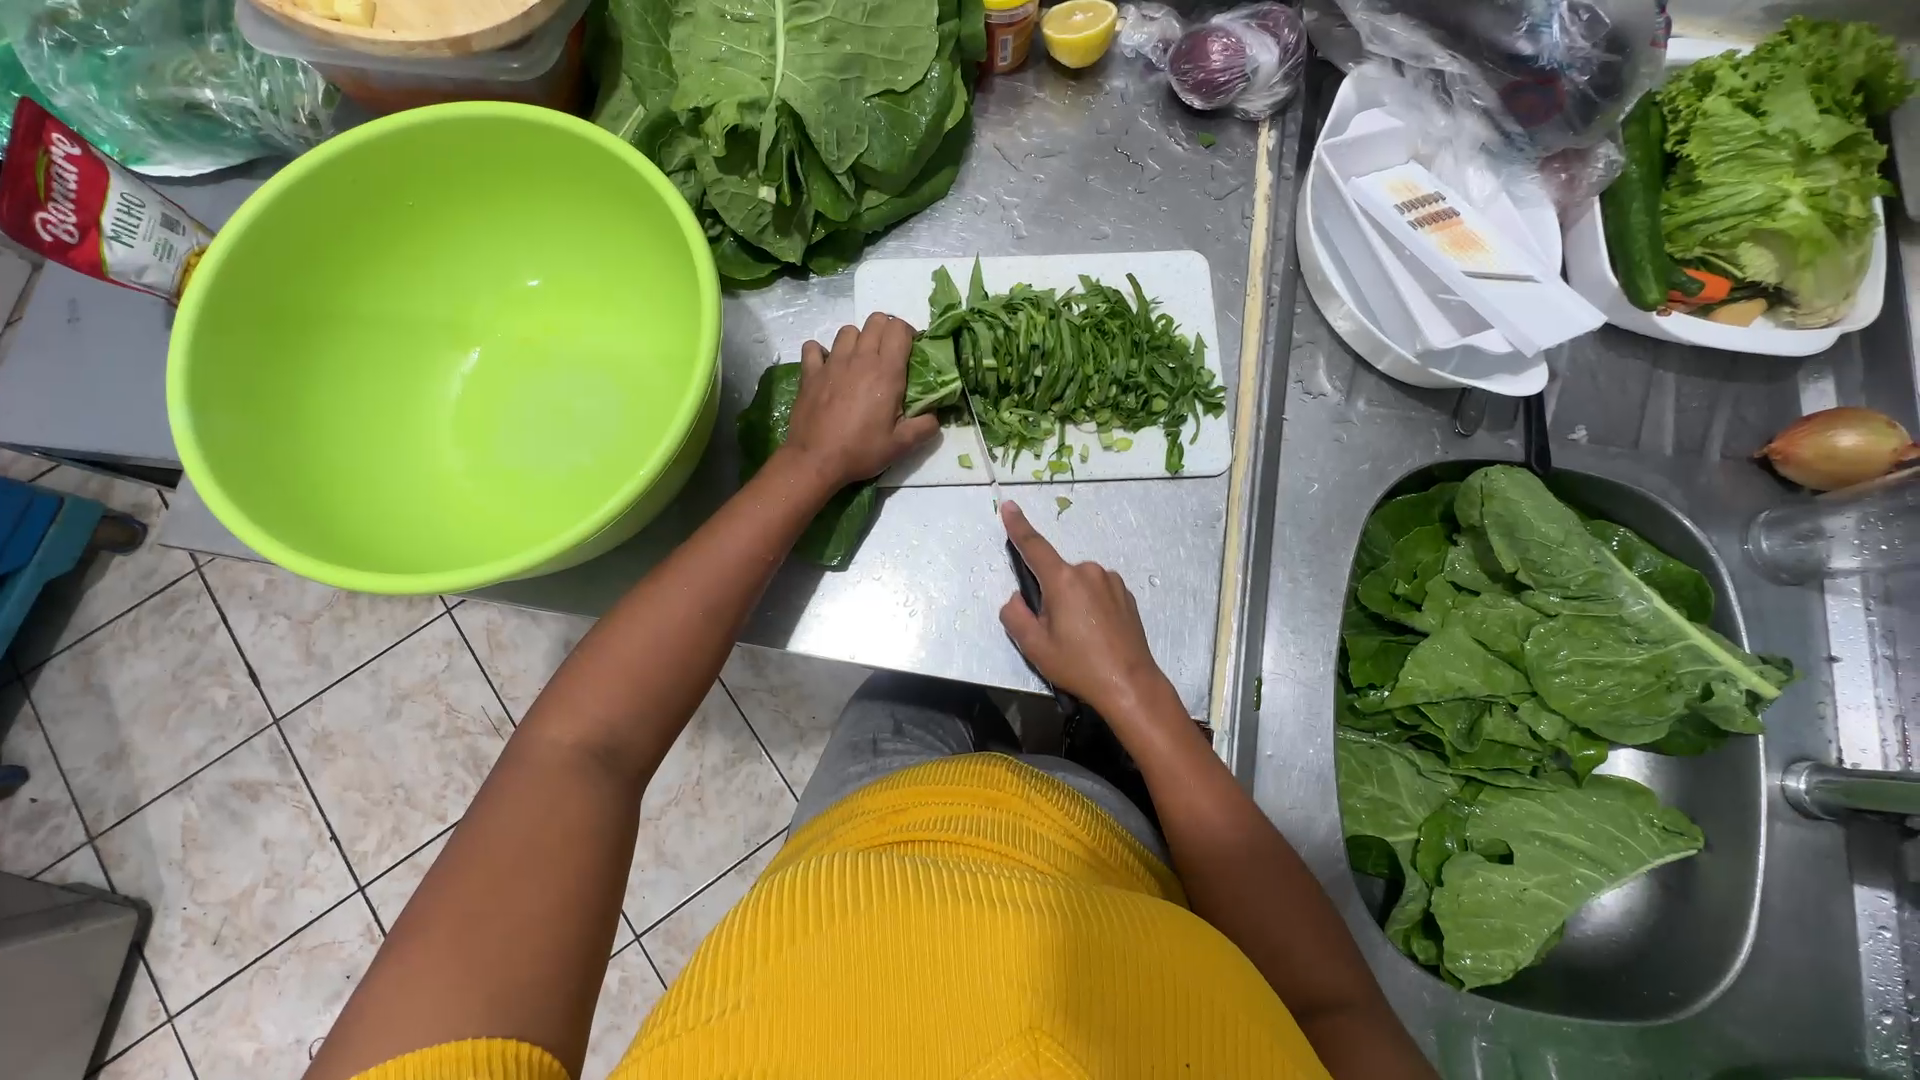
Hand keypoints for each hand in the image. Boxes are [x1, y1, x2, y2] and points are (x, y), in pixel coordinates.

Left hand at [779, 313, 939, 489]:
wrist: (815, 460)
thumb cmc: (861, 451)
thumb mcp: (901, 446)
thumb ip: (925, 426)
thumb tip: (935, 415)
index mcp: (886, 372)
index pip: (899, 329)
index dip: (909, 334)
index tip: (911, 352)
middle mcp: (859, 359)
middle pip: (875, 321)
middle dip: (887, 330)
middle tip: (889, 354)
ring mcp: (832, 363)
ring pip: (848, 331)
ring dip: (858, 339)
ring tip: (861, 360)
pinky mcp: (810, 373)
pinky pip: (814, 347)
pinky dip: (822, 351)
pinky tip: (827, 366)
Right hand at [997, 501, 1180, 726]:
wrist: (1130, 684)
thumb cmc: (1078, 665)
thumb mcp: (1034, 646)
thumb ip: (1014, 615)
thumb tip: (1017, 598)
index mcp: (1063, 580)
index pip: (1034, 546)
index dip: (1018, 526)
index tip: (1009, 507)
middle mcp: (1089, 571)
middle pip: (1056, 574)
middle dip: (1049, 595)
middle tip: (1055, 632)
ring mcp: (1111, 581)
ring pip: (1077, 584)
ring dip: (1071, 602)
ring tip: (1079, 638)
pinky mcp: (1125, 593)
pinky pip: (1096, 592)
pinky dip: (1090, 607)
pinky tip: (1097, 635)